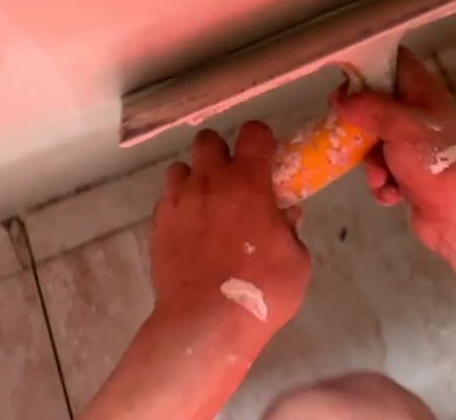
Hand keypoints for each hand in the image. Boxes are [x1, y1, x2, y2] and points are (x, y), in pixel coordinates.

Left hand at [151, 123, 311, 344]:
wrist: (204, 322)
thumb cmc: (260, 291)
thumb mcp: (296, 262)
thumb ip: (291, 231)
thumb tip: (287, 215)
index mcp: (248, 181)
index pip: (253, 132)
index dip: (260, 139)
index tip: (265, 155)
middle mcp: (210, 180)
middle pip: (209, 140)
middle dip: (220, 152)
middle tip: (231, 179)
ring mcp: (180, 199)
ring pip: (181, 167)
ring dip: (194, 178)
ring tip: (205, 204)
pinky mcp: (159, 222)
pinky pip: (167, 199)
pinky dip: (178, 207)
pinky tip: (188, 230)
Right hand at [333, 48, 455, 258]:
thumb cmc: (440, 164)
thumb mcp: (401, 126)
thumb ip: (368, 107)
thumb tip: (340, 99)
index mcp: (425, 92)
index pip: (394, 61)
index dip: (368, 65)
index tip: (342, 80)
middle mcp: (420, 114)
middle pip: (377, 104)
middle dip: (360, 123)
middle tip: (344, 131)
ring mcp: (416, 146)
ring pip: (375, 140)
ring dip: (370, 160)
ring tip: (380, 176)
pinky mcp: (411, 175)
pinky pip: (383, 168)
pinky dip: (382, 181)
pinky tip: (390, 194)